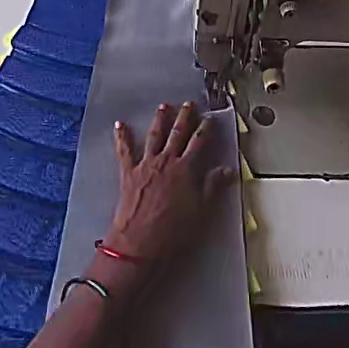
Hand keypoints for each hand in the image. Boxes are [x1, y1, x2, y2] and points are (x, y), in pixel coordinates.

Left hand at [104, 102, 233, 263]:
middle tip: (189, 105)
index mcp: (186, 169)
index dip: (205, 129)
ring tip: (164, 106)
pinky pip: (124, 151)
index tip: (209, 119)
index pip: (199, 142)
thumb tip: (228, 170)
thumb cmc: (173, 230)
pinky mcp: (129, 173)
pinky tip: (120, 125)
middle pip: (178, 133)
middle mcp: (166, 161)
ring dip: (160, 120)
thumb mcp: (201, 210)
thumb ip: (213, 186)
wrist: (140, 243)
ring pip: (154, 136)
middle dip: (185, 117)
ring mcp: (146, 165)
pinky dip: (122, 137)